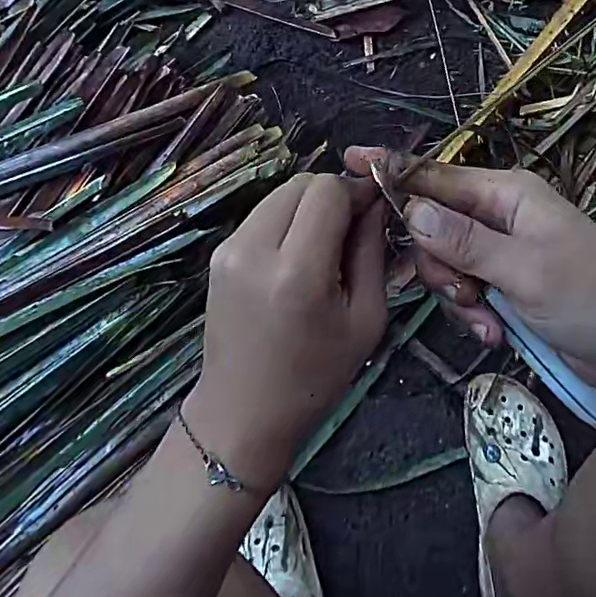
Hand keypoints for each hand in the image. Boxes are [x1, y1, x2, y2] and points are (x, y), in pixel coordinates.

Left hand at [184, 173, 387, 491]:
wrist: (242, 414)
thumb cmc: (315, 377)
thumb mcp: (366, 318)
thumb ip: (372, 250)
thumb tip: (376, 201)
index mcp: (297, 271)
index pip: (328, 190)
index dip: (356, 191)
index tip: (374, 210)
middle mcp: (255, 248)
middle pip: (302, 182)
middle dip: (334, 195)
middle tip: (353, 228)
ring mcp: (229, 248)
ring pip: (281, 193)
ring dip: (309, 204)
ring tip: (325, 243)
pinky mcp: (219, 252)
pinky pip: (263, 213)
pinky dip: (287, 219)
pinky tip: (297, 254)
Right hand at [344, 146, 595, 389]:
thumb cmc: (594, 299)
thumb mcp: (526, 270)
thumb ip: (465, 241)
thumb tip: (411, 210)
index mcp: (507, 194)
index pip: (437, 176)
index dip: (394, 172)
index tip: (351, 163)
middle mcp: (499, 215)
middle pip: (433, 226)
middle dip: (439, 264)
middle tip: (463, 293)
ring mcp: (502, 251)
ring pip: (446, 263)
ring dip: (458, 296)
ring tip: (488, 320)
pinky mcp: (506, 283)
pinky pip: (466, 290)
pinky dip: (474, 313)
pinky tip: (496, 332)